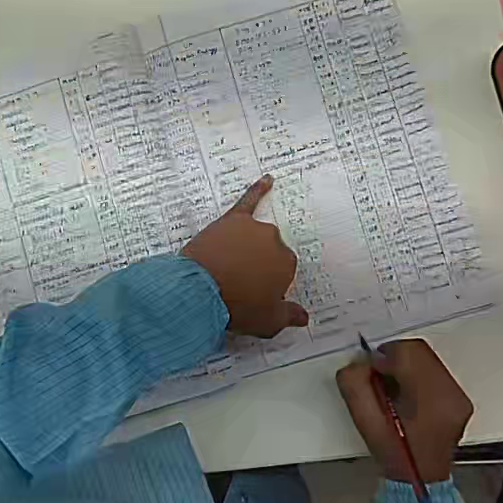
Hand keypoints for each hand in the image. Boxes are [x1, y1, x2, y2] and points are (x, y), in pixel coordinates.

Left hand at [181, 175, 309, 336]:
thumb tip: (303, 317)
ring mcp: (252, 228)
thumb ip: (288, 316)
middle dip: (257, 264)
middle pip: (269, 251)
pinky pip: (248, 201)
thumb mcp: (267, 322)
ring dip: (248, 245)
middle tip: (239, 282)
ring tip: (229, 265)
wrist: (199, 291)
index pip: (282, 270)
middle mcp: (274, 241)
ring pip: (255, 234)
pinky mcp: (232, 220)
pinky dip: (258, 190)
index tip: (254, 293)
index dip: (267, 283)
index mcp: (287, 263)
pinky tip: (267, 180)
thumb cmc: (236, 306)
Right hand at [336, 338, 471, 483]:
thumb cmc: (394, 454)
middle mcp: (453, 395)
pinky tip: (405, 389)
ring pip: (426, 356)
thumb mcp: (365, 422)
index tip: (370, 371)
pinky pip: (433, 367)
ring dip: (403, 362)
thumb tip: (360, 362)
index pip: (407, 355)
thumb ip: (355, 386)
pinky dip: (414, 370)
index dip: (383, 357)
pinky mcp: (459, 396)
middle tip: (378, 375)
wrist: (421, 480)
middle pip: (418, 351)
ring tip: (391, 384)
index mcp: (433, 402)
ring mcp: (459, 395)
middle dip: (393, 356)